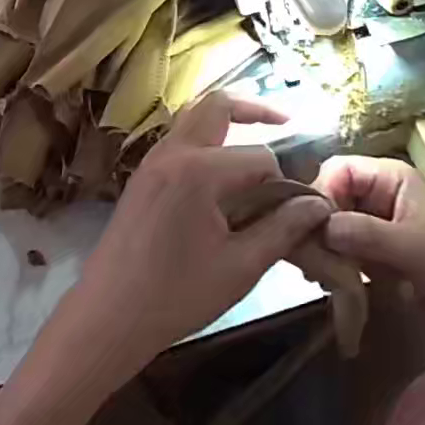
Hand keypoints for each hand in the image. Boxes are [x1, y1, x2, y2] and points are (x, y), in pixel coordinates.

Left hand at [59, 92, 332, 370]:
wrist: (106, 318)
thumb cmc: (175, 296)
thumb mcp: (240, 267)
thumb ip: (282, 229)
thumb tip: (317, 205)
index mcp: (199, 171)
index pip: (259, 158)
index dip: (283, 183)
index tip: (293, 213)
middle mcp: (173, 153)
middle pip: (218, 105)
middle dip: (255, 110)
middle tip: (285, 123)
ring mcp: (152, 161)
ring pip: (194, 117)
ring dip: (227, 121)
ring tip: (254, 144)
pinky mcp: (142, 176)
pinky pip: (179, 139)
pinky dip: (205, 140)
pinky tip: (221, 176)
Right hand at [316, 156, 424, 324]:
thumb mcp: (415, 246)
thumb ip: (367, 233)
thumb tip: (321, 226)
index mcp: (390, 178)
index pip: (339, 169)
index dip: (322, 191)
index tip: (314, 226)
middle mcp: (376, 197)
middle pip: (328, 196)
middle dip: (316, 223)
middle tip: (309, 257)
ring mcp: (371, 228)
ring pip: (328, 226)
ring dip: (319, 247)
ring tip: (318, 275)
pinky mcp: (369, 257)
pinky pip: (337, 252)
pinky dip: (328, 264)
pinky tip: (326, 283)